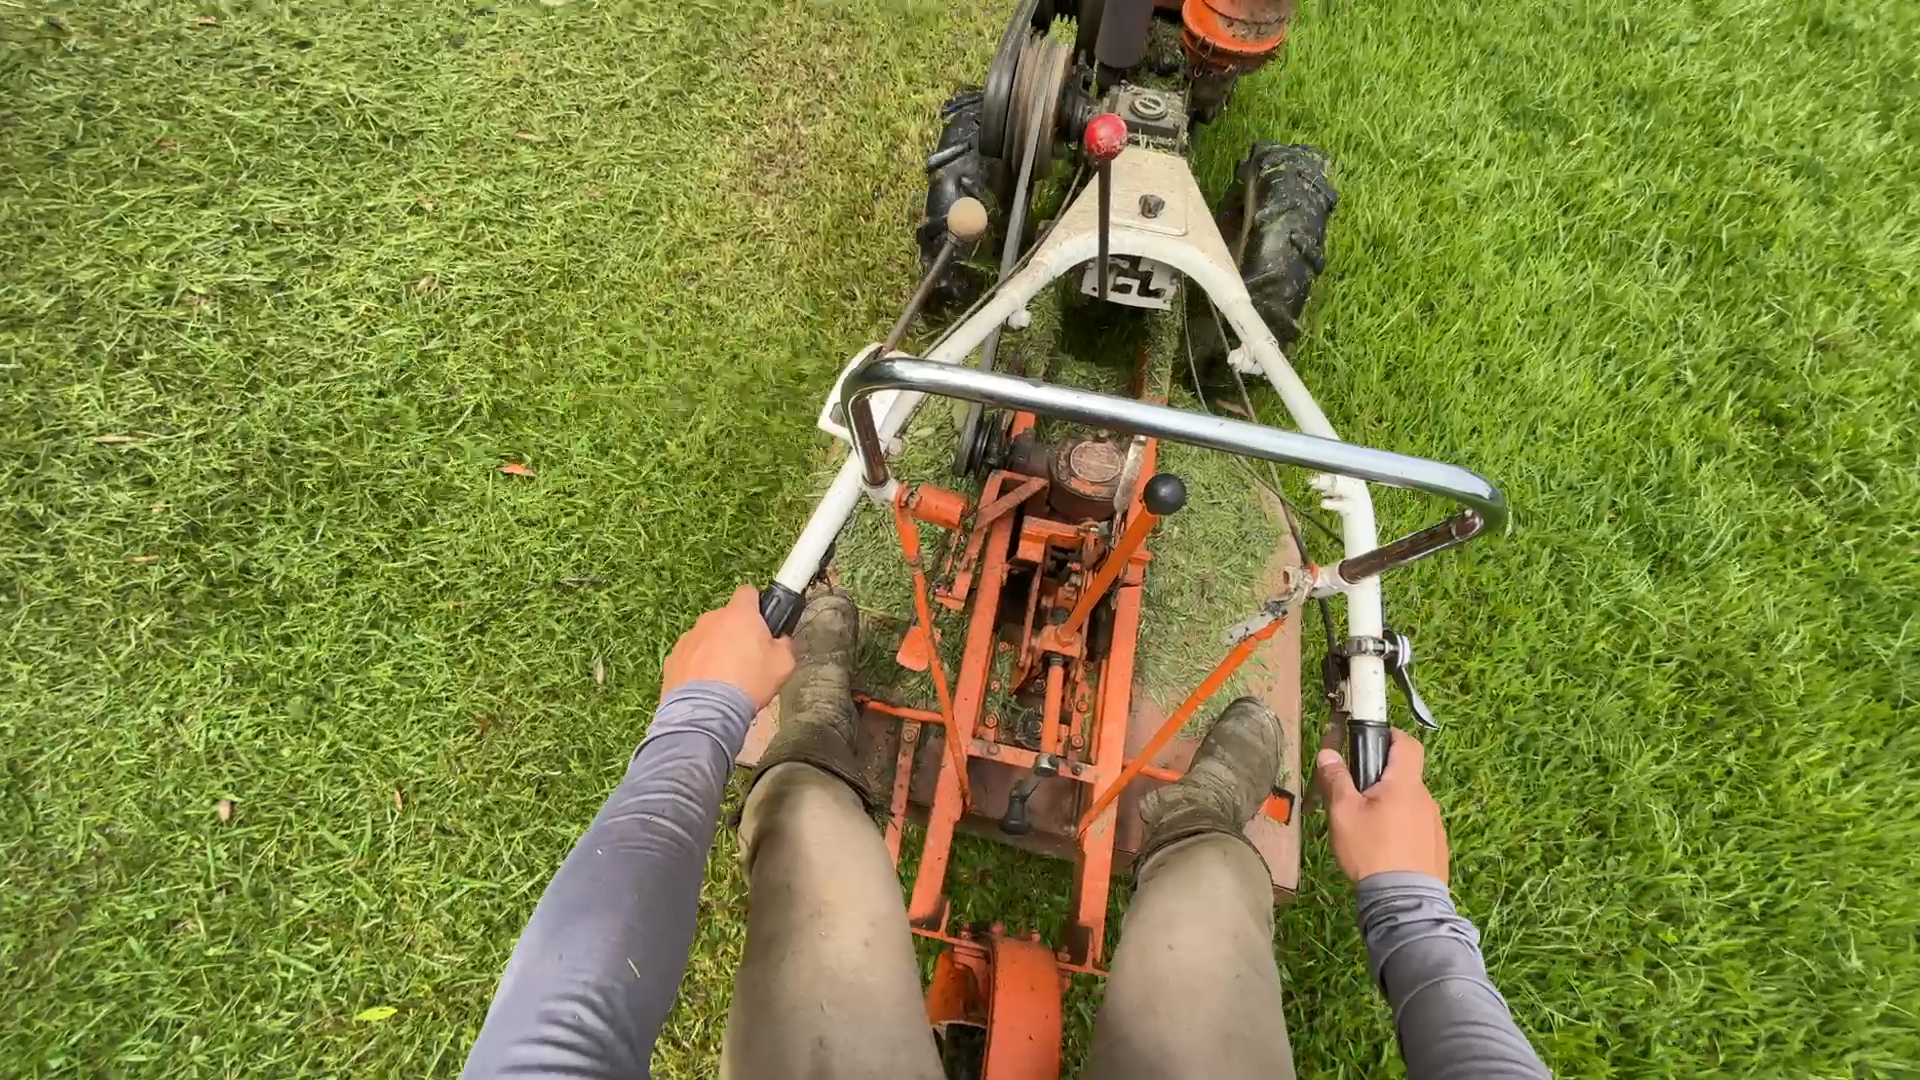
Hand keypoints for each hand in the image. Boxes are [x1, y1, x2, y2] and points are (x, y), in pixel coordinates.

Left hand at [661, 586, 795, 708]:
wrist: (706, 712)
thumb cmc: (748, 682)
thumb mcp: (784, 664)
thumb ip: (784, 645)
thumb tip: (780, 641)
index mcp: (740, 614)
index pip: (748, 592)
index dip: (758, 605)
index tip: (763, 622)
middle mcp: (711, 619)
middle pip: (727, 618)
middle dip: (737, 633)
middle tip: (749, 659)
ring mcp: (689, 638)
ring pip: (708, 637)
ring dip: (716, 650)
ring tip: (726, 679)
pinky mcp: (673, 658)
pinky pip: (691, 656)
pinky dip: (699, 667)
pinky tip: (708, 688)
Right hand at [1316, 728, 1449, 884]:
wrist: (1405, 903)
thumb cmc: (1370, 849)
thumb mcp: (1343, 811)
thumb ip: (1337, 779)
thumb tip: (1329, 754)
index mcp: (1404, 785)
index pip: (1408, 744)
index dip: (1391, 735)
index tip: (1370, 739)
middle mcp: (1425, 800)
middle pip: (1403, 775)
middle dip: (1379, 777)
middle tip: (1352, 793)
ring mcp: (1434, 825)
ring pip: (1408, 802)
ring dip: (1388, 804)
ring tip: (1364, 825)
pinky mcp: (1436, 847)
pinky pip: (1416, 824)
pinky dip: (1399, 826)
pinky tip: (1382, 846)